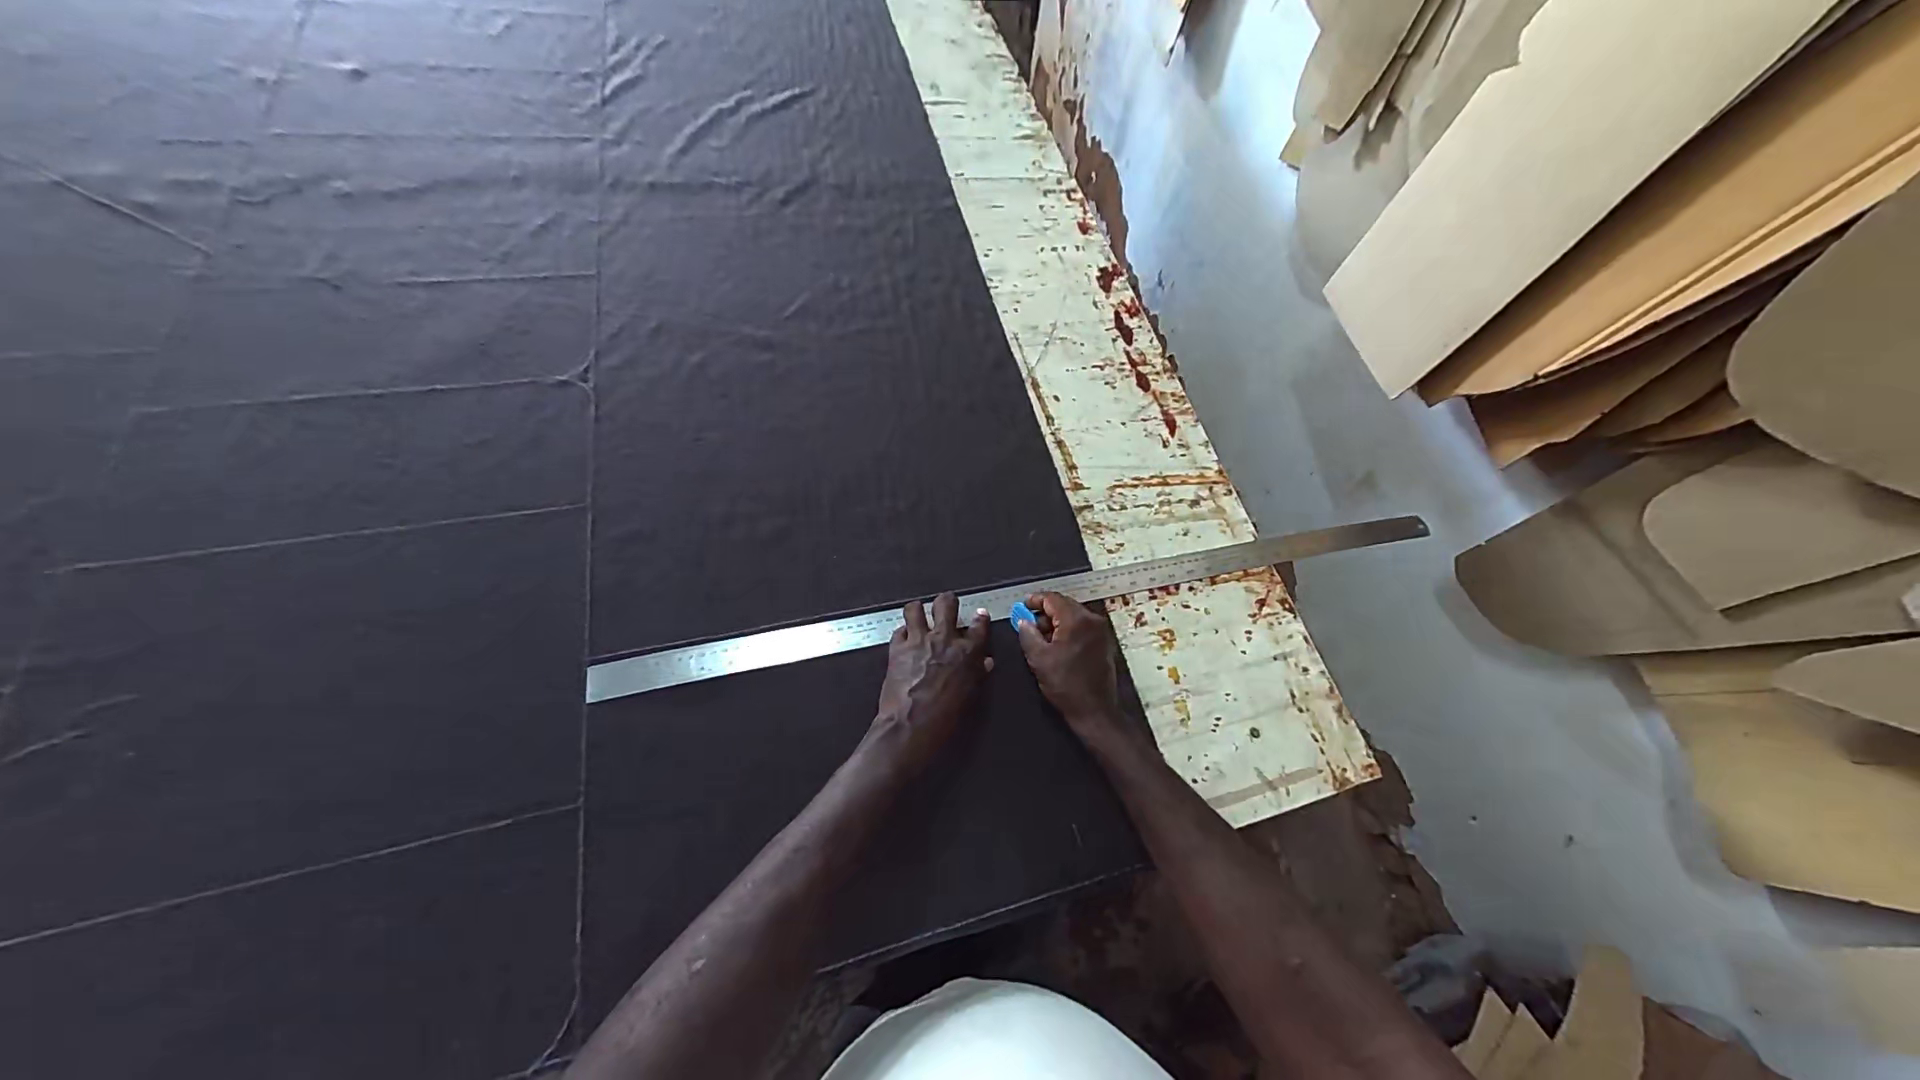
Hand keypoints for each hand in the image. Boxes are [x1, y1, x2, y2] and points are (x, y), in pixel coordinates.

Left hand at [867, 592, 992, 774]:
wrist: (911, 725)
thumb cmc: (942, 717)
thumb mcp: (968, 696)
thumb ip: (976, 673)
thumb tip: (982, 664)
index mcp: (967, 652)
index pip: (979, 625)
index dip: (980, 618)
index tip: (980, 615)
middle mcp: (944, 640)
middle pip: (946, 603)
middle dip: (947, 602)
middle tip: (946, 604)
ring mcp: (919, 641)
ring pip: (916, 608)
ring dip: (918, 610)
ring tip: (918, 615)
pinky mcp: (897, 647)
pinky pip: (898, 630)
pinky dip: (902, 632)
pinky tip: (904, 639)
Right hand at [1015, 592, 1122, 734]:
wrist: (1094, 709)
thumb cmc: (1066, 685)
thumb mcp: (1038, 658)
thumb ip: (1027, 634)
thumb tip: (1023, 622)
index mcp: (1076, 620)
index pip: (1053, 598)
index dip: (1035, 600)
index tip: (1023, 605)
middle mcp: (1092, 621)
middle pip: (1064, 605)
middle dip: (1045, 612)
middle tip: (1028, 622)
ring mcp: (1101, 631)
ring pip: (1073, 616)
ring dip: (1056, 621)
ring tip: (1040, 636)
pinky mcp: (1104, 642)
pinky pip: (1082, 627)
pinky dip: (1068, 630)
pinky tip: (1056, 644)